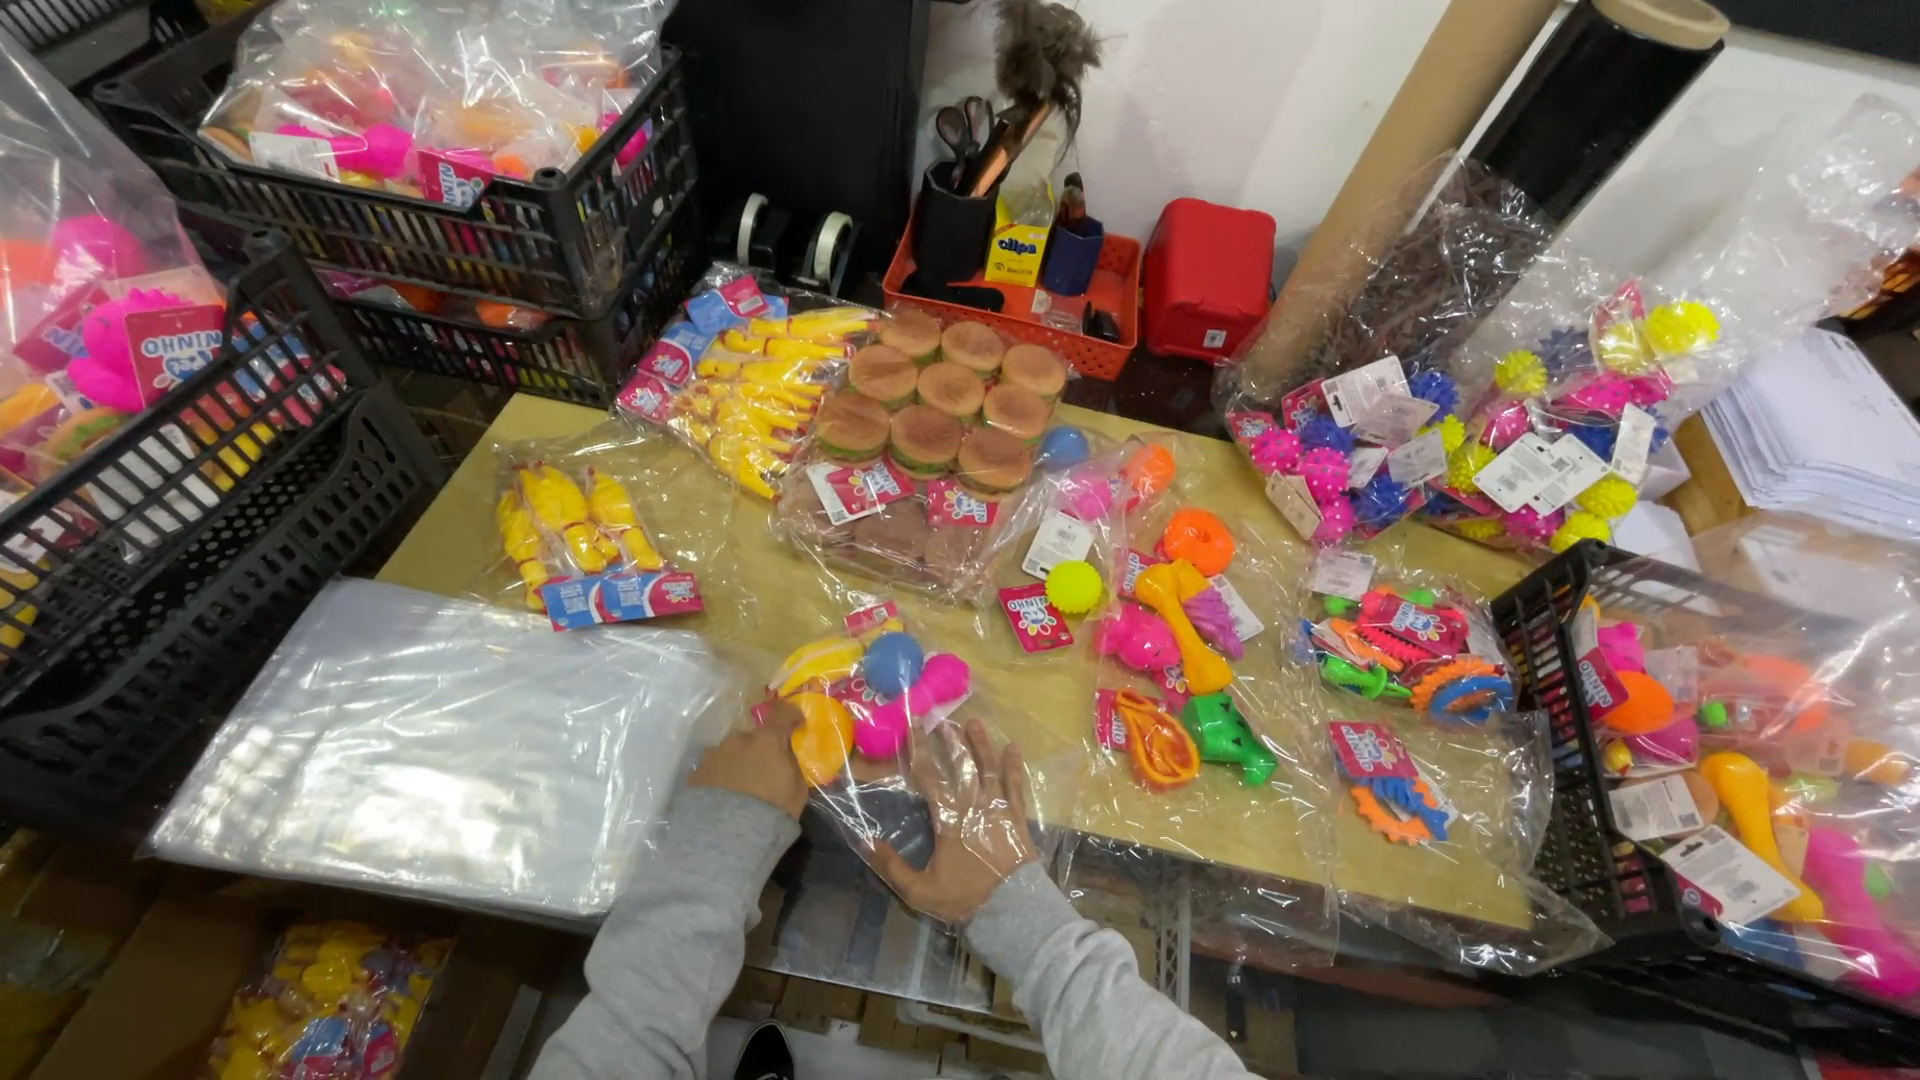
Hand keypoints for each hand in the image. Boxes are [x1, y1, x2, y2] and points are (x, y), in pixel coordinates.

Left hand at [689, 702, 808, 818]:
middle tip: (762, 772)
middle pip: (752, 737)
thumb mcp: (797, 790)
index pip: (781, 713)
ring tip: (737, 789)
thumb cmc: (770, 811)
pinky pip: (711, 769)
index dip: (790, 716)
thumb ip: (790, 765)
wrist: (725, 839)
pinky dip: (718, 778)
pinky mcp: (695, 775)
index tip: (795, 725)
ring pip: (728, 752)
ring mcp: (712, 756)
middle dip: (758, 749)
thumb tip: (783, 755)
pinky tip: (721, 799)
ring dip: (736, 762)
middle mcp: (737, 741)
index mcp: (766, 741)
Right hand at [869, 718, 1037, 923]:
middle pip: (962, 765)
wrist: (1012, 910)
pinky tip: (1014, 748)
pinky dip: (1014, 765)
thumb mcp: (920, 890)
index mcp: (948, 818)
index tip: (914, 727)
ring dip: (981, 744)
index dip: (920, 750)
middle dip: (951, 741)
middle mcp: (974, 804)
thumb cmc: (965, 898)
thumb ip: (892, 866)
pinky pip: (1016, 784)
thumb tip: (866, 841)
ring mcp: (999, 807)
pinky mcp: (1019, 816)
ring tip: (975, 723)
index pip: (930, 776)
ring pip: (989, 768)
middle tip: (944, 720)